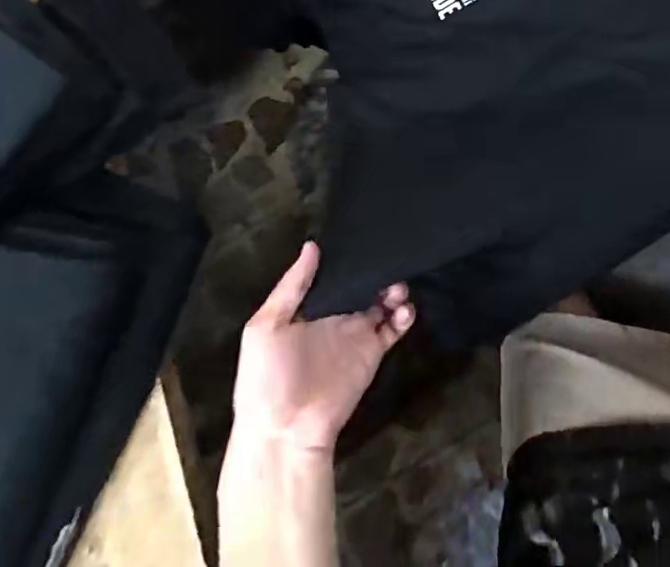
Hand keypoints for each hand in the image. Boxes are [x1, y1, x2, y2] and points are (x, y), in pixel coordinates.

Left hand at [230, 241, 413, 454]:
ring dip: (394, 290)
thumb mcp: (265, 327)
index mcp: (309, 306)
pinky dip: (404, 316)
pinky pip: (393, 329)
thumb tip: (313, 245)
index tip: (363, 238)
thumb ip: (292, 286)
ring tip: (397, 288)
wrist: (284, 430)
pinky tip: (404, 309)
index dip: (348, 258)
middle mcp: (335, 315)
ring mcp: (356, 333)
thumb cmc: (265, 376)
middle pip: (362, 284)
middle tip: (388, 262)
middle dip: (376, 271)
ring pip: (382, 302)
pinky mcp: (372, 353)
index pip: (334, 274)